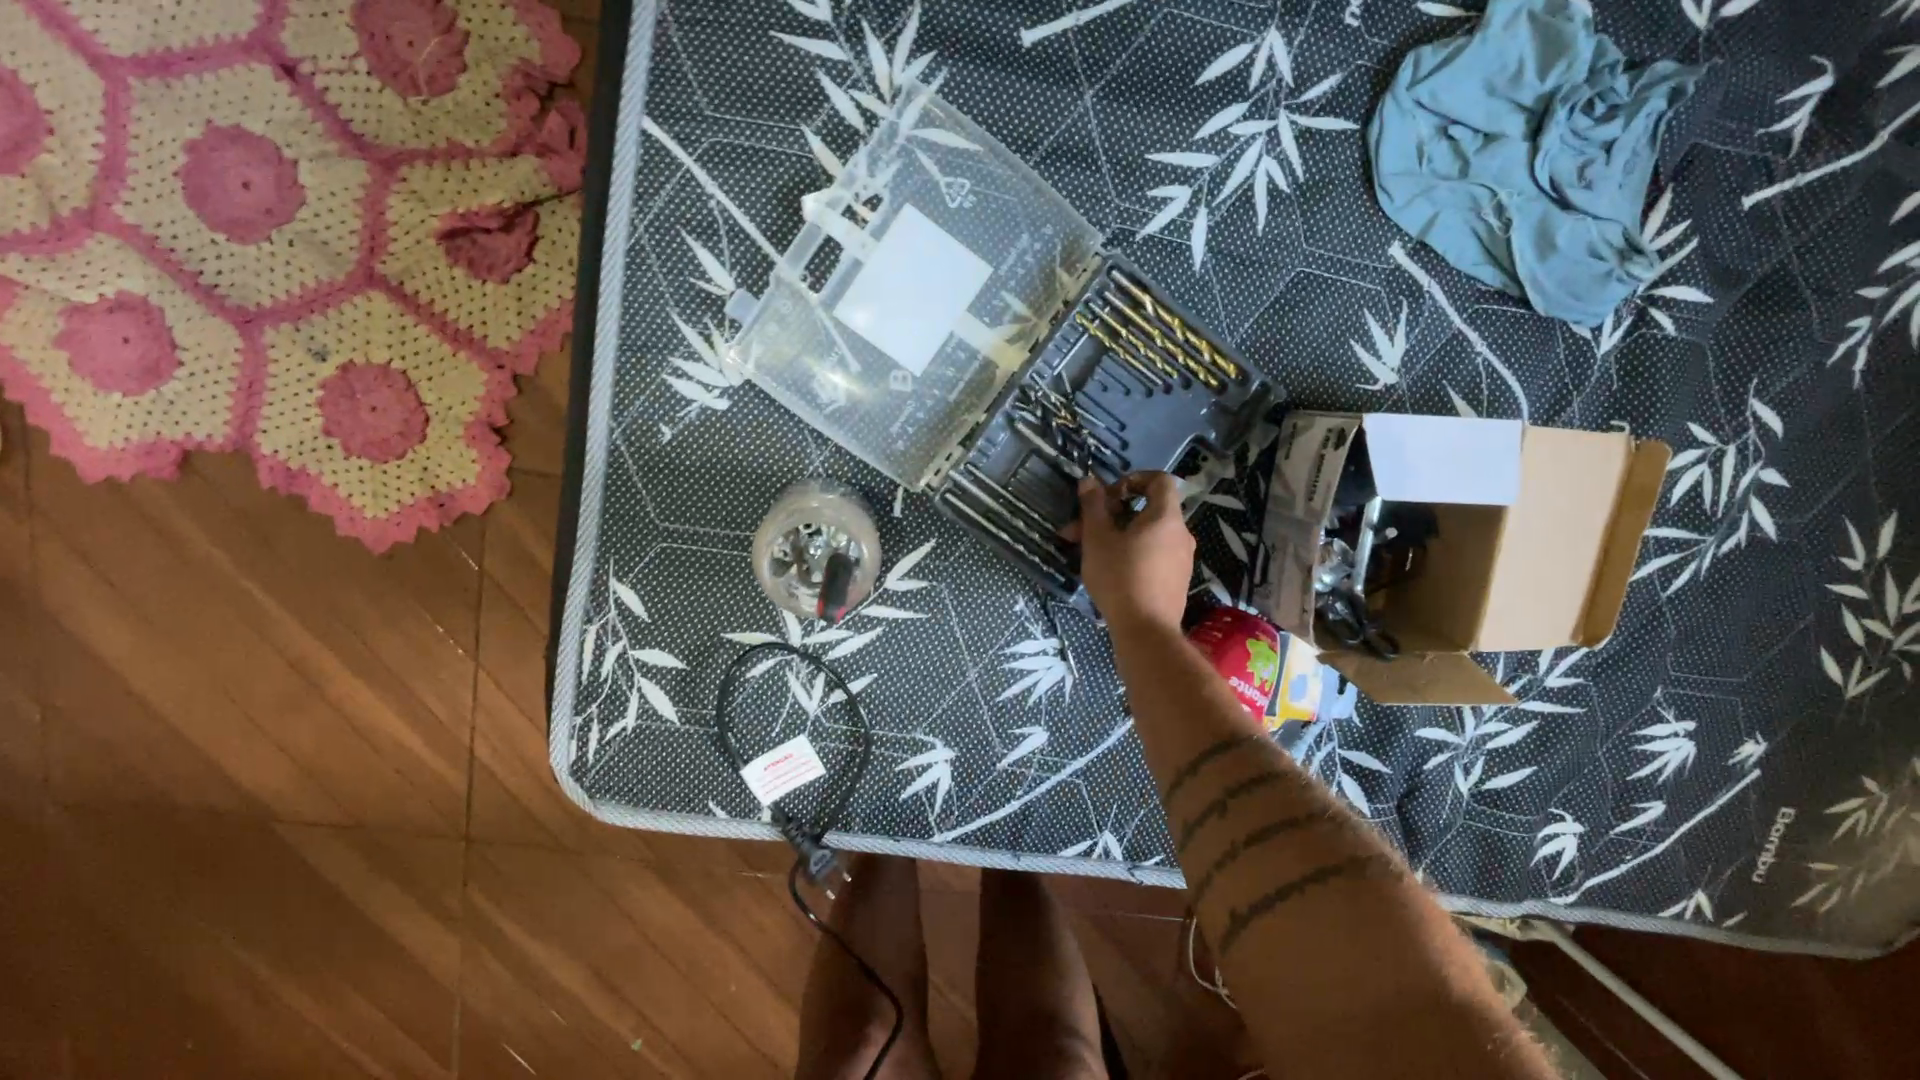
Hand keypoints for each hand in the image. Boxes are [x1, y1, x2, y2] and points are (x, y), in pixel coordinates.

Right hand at [1071, 472, 1194, 635]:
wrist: (1146, 631)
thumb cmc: (1120, 577)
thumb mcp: (1098, 538)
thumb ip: (1093, 506)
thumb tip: (1089, 481)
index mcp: (1166, 517)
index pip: (1160, 480)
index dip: (1134, 479)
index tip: (1109, 495)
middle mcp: (1180, 534)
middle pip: (1148, 510)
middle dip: (1111, 514)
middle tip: (1080, 529)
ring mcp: (1182, 559)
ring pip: (1147, 535)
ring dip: (1116, 535)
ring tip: (1086, 552)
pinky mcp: (1176, 580)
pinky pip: (1153, 555)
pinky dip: (1131, 553)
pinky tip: (1107, 571)